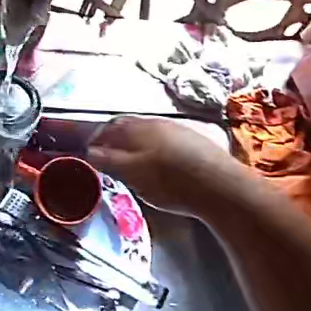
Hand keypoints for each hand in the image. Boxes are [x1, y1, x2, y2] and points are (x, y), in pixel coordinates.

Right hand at [88, 116, 239, 216]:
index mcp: (138, 128)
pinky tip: (158, 162)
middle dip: (115, 138)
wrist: (220, 187)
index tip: (90, 152)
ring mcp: (179, 130)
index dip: (97, 139)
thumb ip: (108, 161)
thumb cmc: (170, 182)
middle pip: (129, 126)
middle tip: (107, 154)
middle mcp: (158, 123)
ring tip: (130, 159)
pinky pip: (167, 140)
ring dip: (136, 142)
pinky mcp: (197, 142)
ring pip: (149, 132)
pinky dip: (155, 148)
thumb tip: (91, 152)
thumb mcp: (132, 174)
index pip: (109, 127)